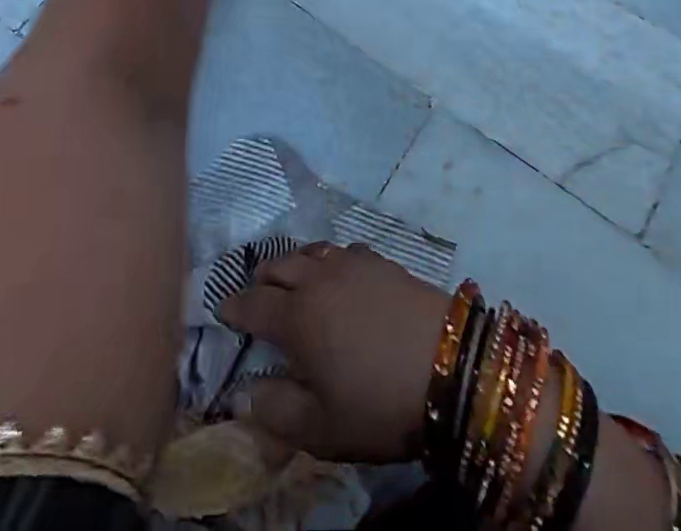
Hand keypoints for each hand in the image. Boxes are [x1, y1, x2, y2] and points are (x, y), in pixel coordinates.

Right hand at [216, 242, 449, 462]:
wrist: (456, 369)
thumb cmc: (381, 404)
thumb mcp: (322, 429)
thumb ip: (275, 411)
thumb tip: (246, 391)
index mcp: (294, 316)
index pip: (250, 303)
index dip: (232, 308)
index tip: (223, 312)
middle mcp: (316, 280)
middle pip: (276, 265)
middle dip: (261, 280)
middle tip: (260, 297)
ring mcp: (352, 265)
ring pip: (310, 251)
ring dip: (295, 264)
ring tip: (298, 281)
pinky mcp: (383, 262)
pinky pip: (344, 250)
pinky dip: (332, 260)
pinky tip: (343, 275)